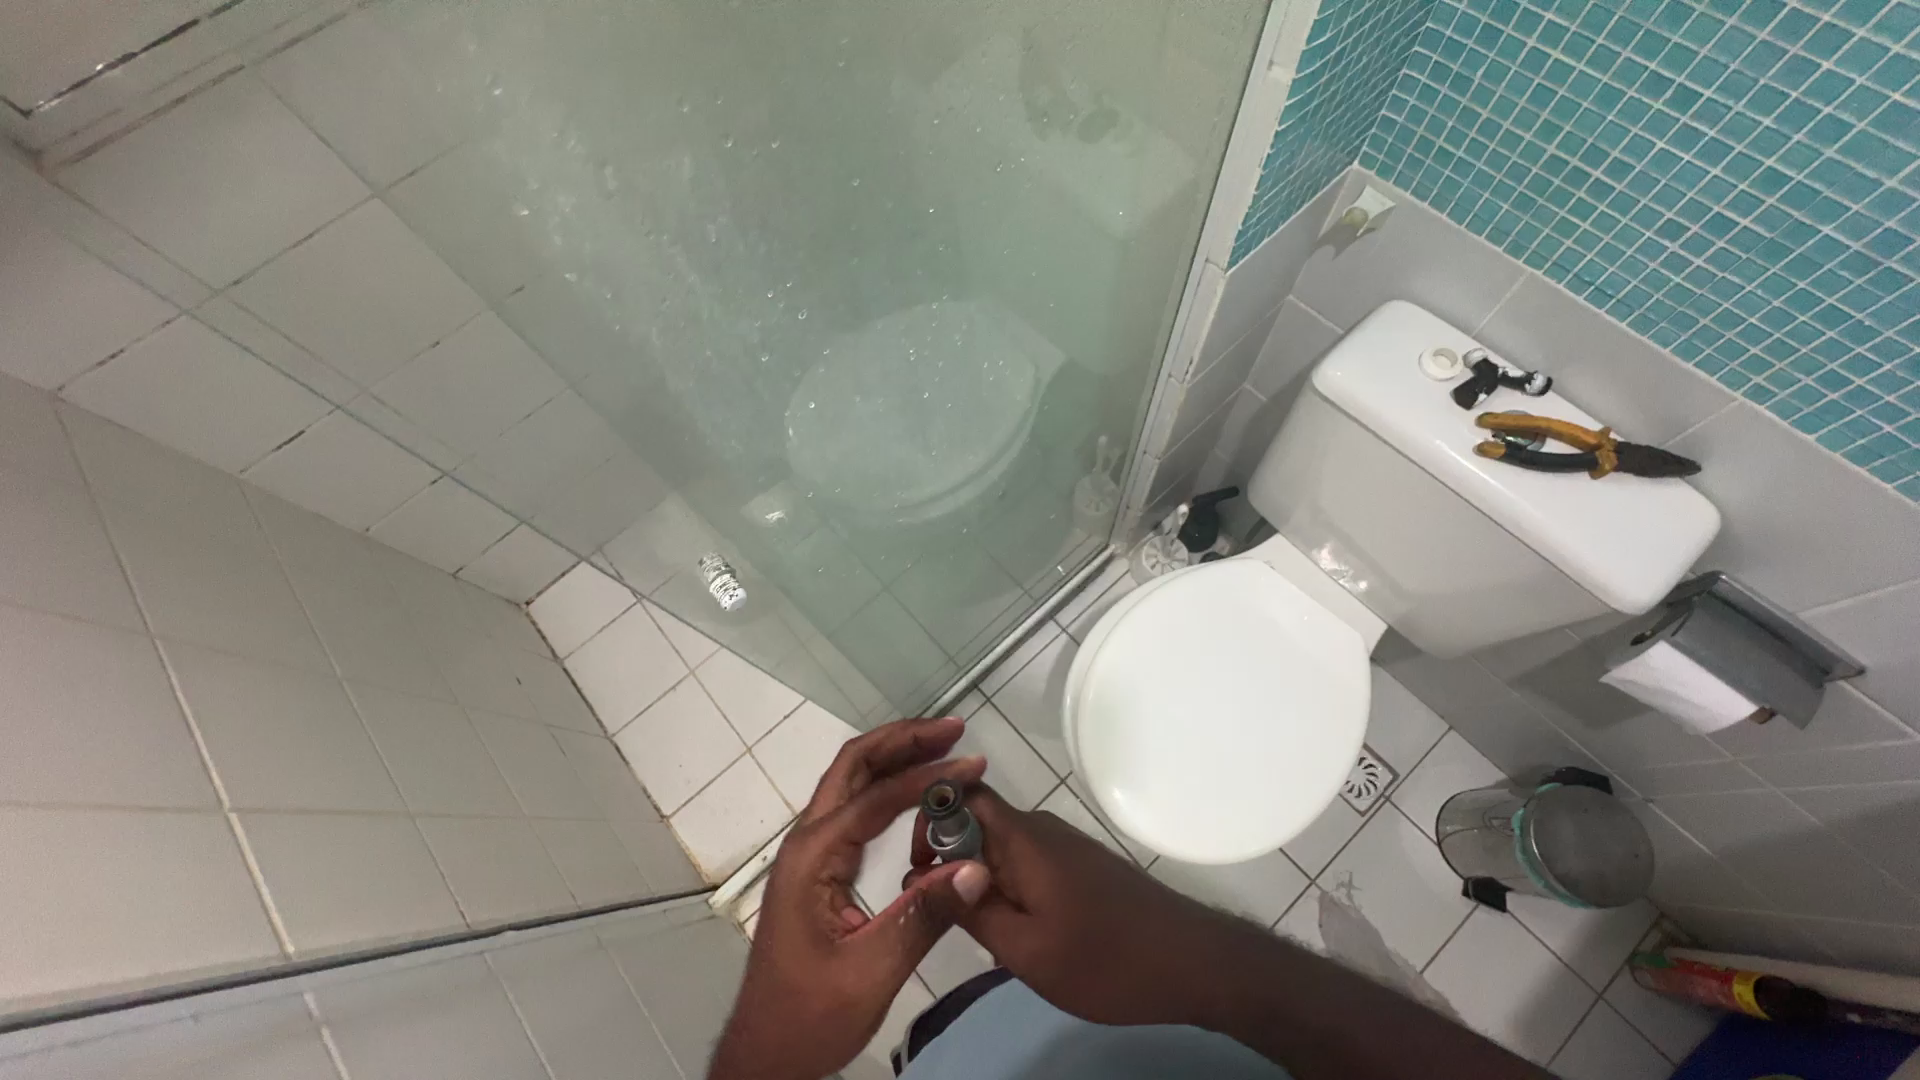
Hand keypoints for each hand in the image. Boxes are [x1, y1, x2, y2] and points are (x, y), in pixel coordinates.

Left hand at [710, 717, 992, 1079]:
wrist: (767, 1051)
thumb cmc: (811, 1015)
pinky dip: (888, 784)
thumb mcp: (872, 972)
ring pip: (851, 779)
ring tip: (943, 743)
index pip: (876, 797)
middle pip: (853, 765)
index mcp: (814, 857)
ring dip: (895, 755)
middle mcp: (808, 840)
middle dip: (904, 740)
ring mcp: (812, 850)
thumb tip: (976, 866)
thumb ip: (923, 917)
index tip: (974, 766)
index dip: (927, 776)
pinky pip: (855, 805)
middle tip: (954, 729)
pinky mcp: (821, 864)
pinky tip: (917, 786)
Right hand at [907, 784, 1255, 1029]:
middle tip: (942, 913)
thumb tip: (921, 877)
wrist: (1191, 962)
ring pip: (1001, 846)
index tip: (917, 868)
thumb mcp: (1024, 949)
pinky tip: (1017, 930)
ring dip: (979, 878)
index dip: (929, 820)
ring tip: (978, 929)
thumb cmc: (1103, 959)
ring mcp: (1063, 845)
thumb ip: (970, 909)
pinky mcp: (1079, 864)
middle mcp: (1041, 828)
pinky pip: (1026, 861)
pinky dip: (1008, 886)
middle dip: (950, 861)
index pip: (962, 796)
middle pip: (977, 823)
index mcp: (1023, 837)